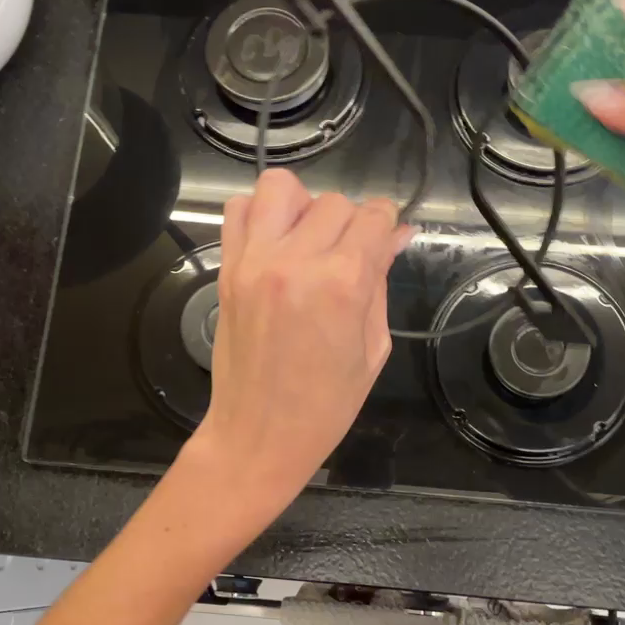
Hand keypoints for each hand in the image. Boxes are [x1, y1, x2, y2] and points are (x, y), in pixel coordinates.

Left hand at [185, 168, 411, 504]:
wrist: (258, 437)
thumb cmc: (326, 406)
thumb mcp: (372, 348)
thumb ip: (380, 283)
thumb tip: (396, 235)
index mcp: (343, 284)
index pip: (373, 216)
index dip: (386, 225)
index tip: (384, 241)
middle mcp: (297, 261)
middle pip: (334, 202)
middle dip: (350, 224)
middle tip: (348, 260)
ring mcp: (255, 261)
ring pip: (282, 188)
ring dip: (303, 206)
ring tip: (308, 242)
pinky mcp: (227, 269)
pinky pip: (239, 210)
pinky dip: (259, 214)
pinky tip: (275, 244)